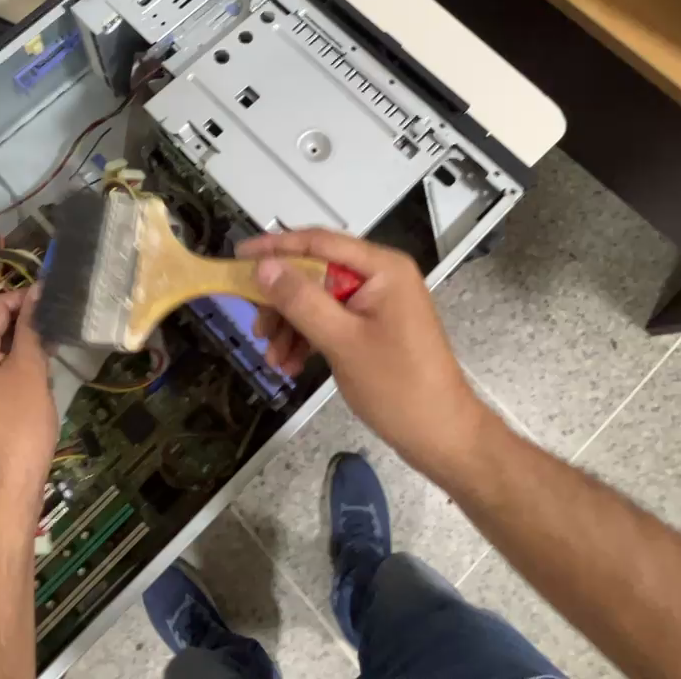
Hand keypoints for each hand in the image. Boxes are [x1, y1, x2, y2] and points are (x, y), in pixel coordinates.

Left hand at [0, 288, 57, 535]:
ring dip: (18, 353)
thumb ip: (32, 330)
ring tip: (53, 351)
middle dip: (24, 327)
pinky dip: (8, 376)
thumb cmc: (16, 430)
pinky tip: (34, 383)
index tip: (58, 296)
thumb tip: (36, 293)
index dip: (26, 298)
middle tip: (61, 325)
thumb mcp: (29, 373)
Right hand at [239, 230, 489, 481]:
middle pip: (314, 271)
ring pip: (316, 298)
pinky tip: (291, 364)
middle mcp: (379, 275)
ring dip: (290, 325)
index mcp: (382, 267)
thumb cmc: (398, 387)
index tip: (237, 255)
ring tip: (273, 358)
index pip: (318, 242)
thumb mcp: (342, 341)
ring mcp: (376, 301)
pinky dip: (306, 338)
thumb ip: (300, 300)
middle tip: (257, 326)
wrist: (442, 438)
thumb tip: (262, 266)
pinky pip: (328, 319)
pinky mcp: (372, 325)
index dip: (275, 247)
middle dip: (281, 300)